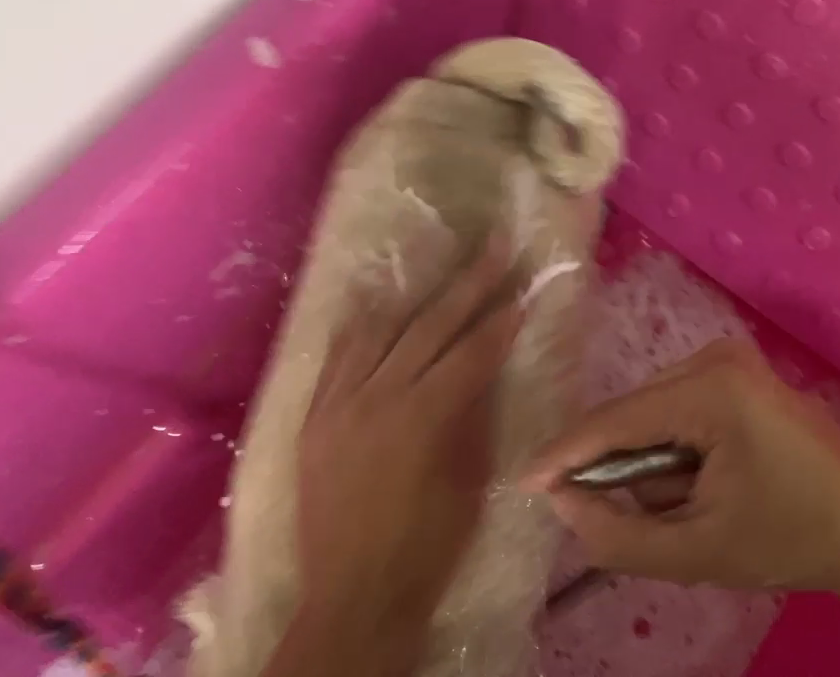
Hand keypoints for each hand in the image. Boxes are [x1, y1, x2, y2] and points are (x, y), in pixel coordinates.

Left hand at [276, 236, 524, 674]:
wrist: (354, 595)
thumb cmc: (428, 546)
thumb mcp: (469, 480)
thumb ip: (475, 415)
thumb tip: (486, 368)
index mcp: (424, 417)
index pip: (473, 351)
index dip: (503, 319)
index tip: (525, 289)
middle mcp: (378, 396)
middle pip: (430, 325)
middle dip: (470, 282)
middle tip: (497, 245)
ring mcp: (339, 402)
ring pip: (381, 328)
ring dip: (418, 292)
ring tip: (445, 259)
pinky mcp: (314, 414)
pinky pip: (338, 354)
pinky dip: (363, 322)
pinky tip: (378, 298)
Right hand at [520, 338, 839, 593]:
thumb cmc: (789, 538)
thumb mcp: (696, 550)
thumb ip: (617, 533)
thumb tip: (563, 499)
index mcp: (711, 389)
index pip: (617, 420)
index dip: (566, 453)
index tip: (521, 482)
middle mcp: (716, 357)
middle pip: (634, 413)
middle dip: (623, 467)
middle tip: (642, 517)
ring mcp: (731, 360)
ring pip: (653, 412)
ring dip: (652, 462)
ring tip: (696, 503)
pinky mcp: (739, 373)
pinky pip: (678, 408)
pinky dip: (675, 449)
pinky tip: (706, 481)